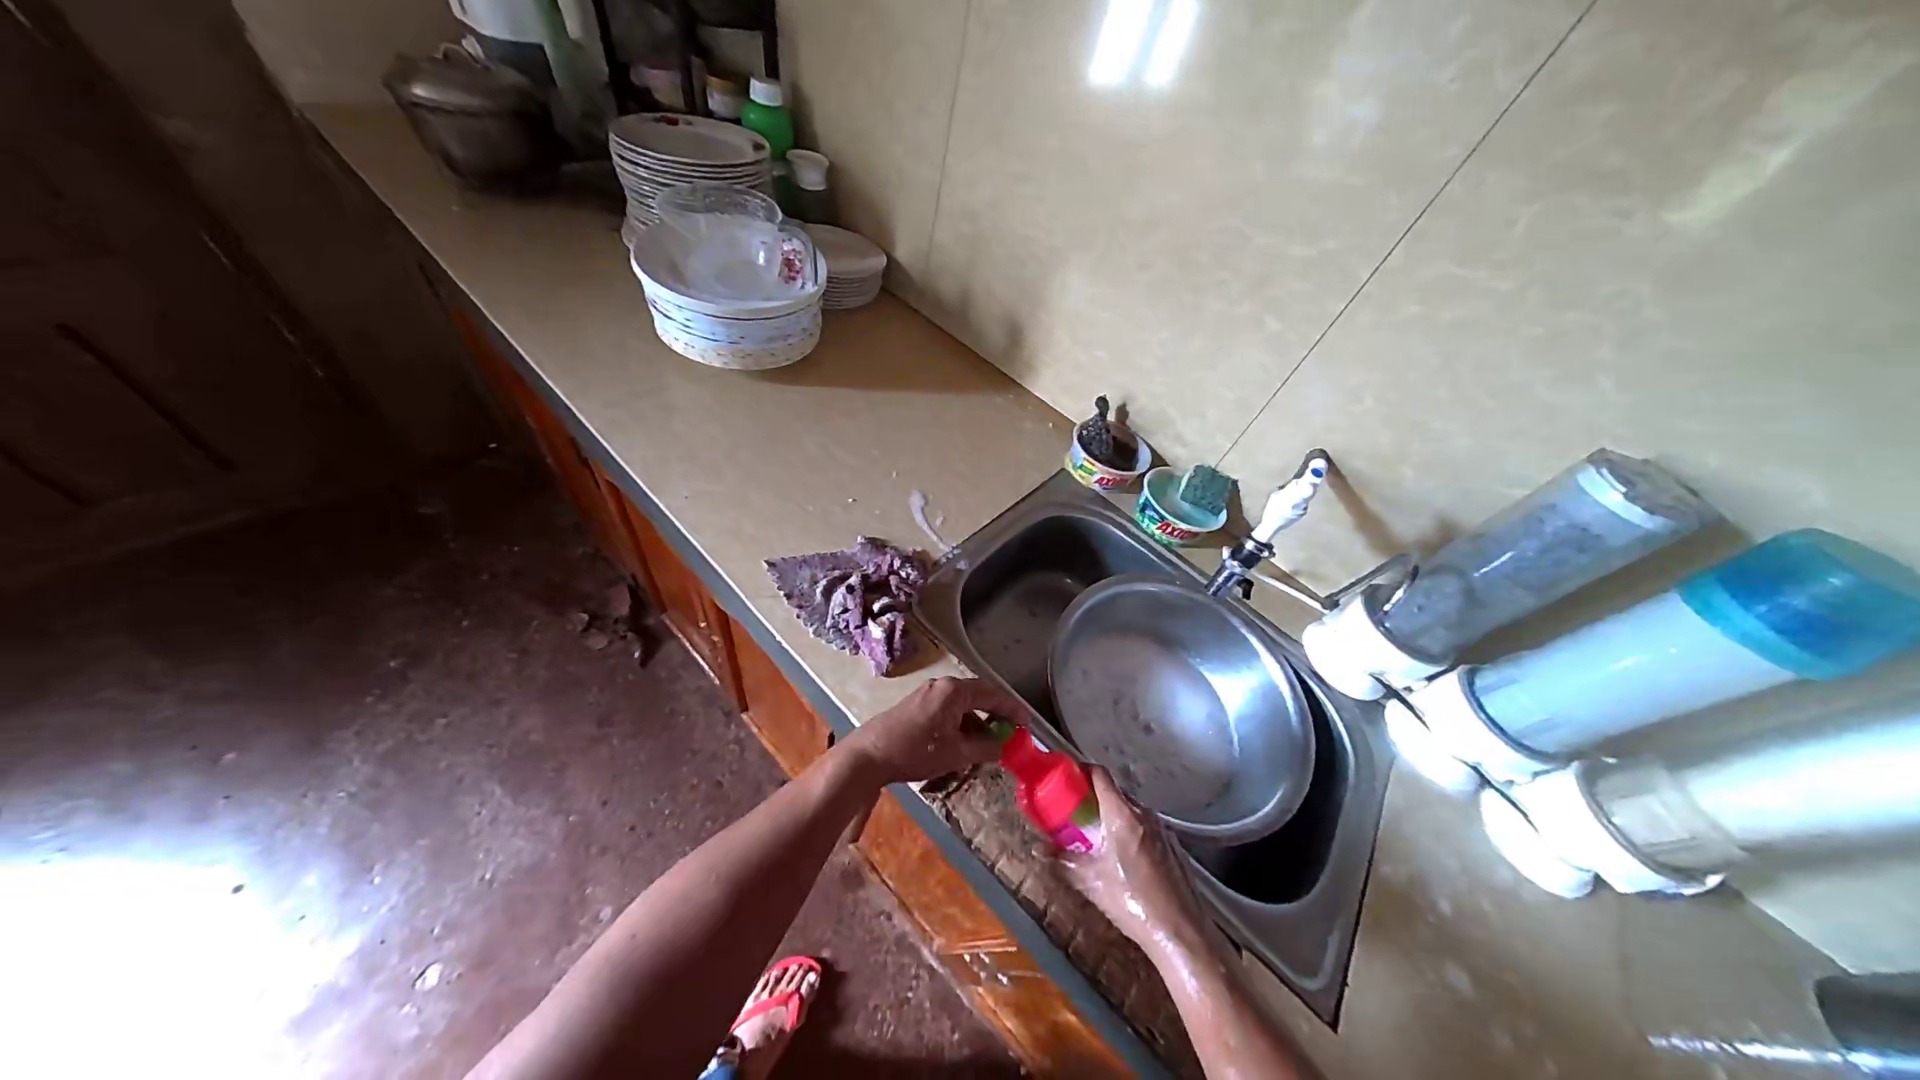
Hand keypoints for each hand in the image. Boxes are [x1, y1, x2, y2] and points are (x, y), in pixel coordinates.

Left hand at [839, 677, 1020, 785]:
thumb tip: (1005, 746)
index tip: (1028, 723)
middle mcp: (943, 686)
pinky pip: (950, 710)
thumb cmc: (915, 751)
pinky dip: (963, 724)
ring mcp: (928, 694)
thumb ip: (986, 748)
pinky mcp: (918, 705)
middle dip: (998, 715)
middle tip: (1013, 733)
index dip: (1013, 709)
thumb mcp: (957, 754)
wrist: (869, 755)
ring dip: (979, 722)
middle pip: (980, 696)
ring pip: (964, 705)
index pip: (994, 695)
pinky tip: (966, 743)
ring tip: (991, 744)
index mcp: (955, 691)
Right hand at [1062, 766, 1211, 959]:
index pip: (1100, 775)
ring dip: (1112, 817)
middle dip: (1093, 799)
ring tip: (1097, 839)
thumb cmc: (1132, 902)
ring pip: (1131, 811)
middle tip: (1074, 814)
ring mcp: (1163, 830)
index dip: (1081, 771)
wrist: (1180, 932)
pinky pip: (1146, 828)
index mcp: (1122, 815)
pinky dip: (1131, 832)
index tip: (1066, 779)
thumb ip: (1061, 860)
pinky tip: (1125, 860)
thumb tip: (1038, 849)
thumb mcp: (1090, 882)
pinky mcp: (1174, 847)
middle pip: (1114, 792)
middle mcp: (1144, 814)